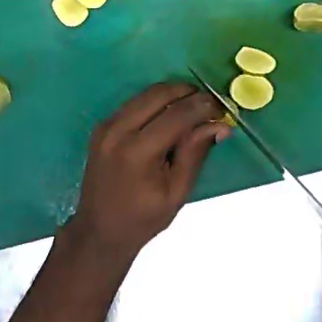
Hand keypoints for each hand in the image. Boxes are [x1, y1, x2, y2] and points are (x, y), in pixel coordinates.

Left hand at [65, 83, 227, 260]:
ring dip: (170, 94)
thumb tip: (219, 124)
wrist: (99, 228)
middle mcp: (118, 131)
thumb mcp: (176, 191)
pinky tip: (169, 115)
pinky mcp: (101, 127)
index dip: (202, 106)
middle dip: (187, 92)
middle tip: (209, 103)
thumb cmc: (142, 218)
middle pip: (157, 94)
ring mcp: (106, 126)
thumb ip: (194, 153)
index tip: (222, 107)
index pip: (176, 115)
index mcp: (137, 151)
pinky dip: (153, 103)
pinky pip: (131, 104)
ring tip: (193, 107)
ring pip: (143, 95)